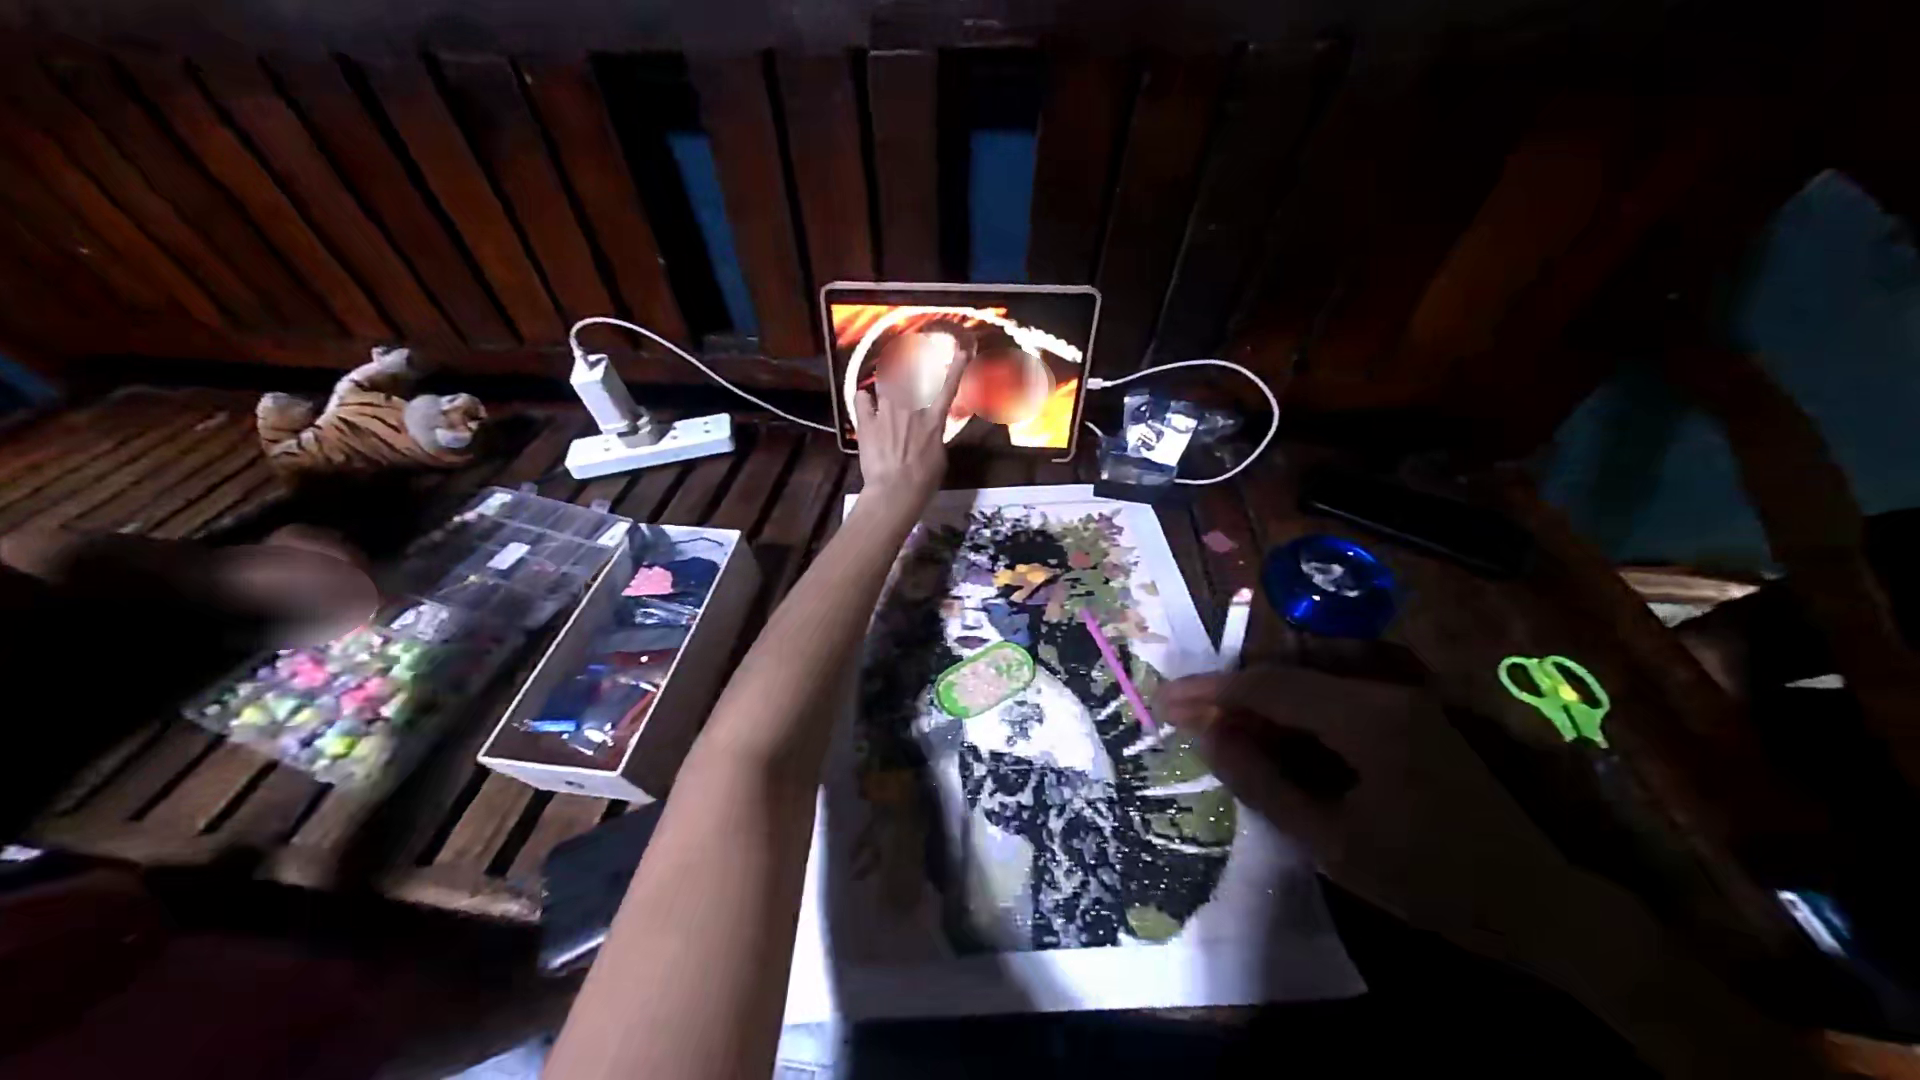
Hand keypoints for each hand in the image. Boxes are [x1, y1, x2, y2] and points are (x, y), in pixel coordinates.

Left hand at [855, 349, 966, 511]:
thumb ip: (934, 437)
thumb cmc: (924, 480)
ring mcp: (886, 412)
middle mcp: (910, 409)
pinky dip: (863, 397)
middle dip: (911, 360)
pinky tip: (864, 399)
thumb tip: (930, 432)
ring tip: (886, 374)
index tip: (960, 351)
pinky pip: (861, 398)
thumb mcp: (939, 457)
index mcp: (933, 419)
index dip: (955, 367)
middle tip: (909, 354)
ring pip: (884, 380)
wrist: (895, 490)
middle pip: (911, 373)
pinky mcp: (866, 422)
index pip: (948, 387)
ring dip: (886, 375)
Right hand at [1156, 668, 1567, 957]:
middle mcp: (1384, 693)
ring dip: (1255, 705)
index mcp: (1367, 718)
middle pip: (1284, 678)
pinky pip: (1331, 703)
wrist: (1546, 909)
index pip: (1268, 686)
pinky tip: (1265, 739)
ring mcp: (1401, 702)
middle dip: (1227, 695)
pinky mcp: (1409, 718)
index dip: (1209, 691)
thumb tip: (1206, 732)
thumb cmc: (1432, 883)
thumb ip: (1261, 781)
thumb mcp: (1331, 842)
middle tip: (1179, 717)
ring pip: (1305, 687)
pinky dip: (1289, 717)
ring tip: (1211, 729)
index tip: (1162, 702)